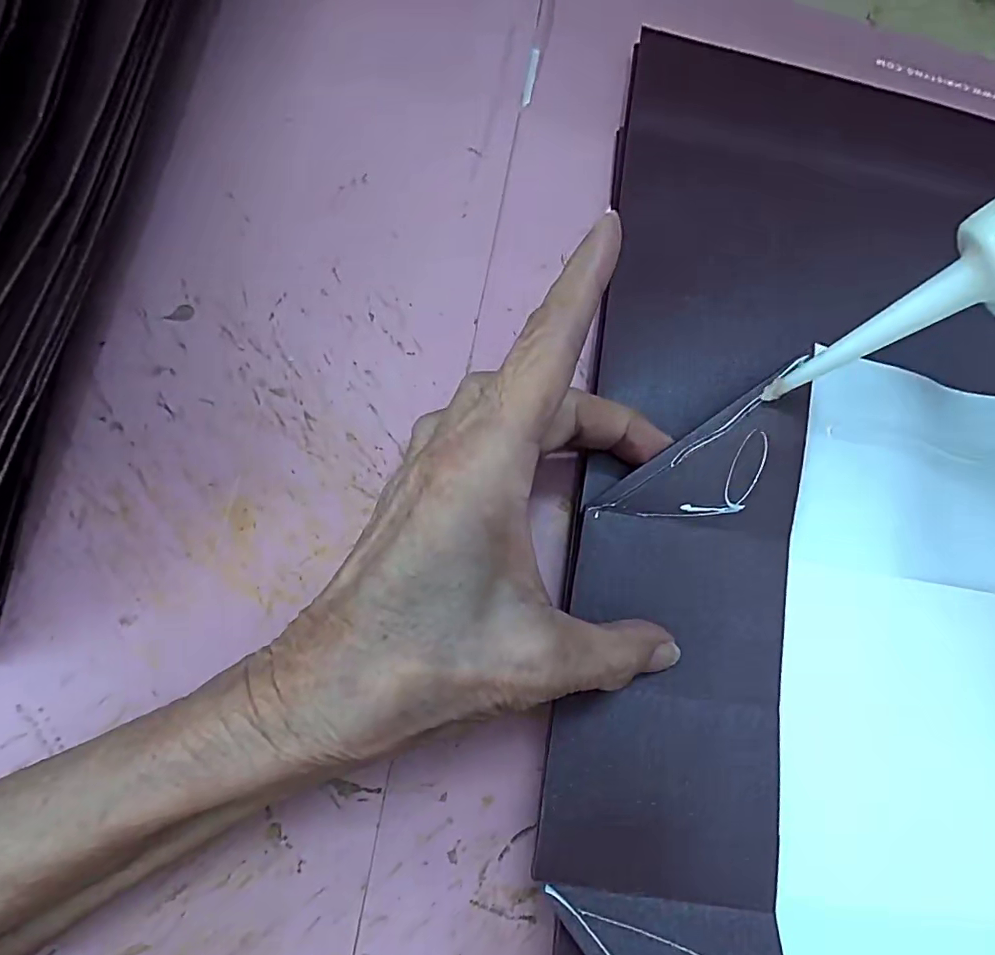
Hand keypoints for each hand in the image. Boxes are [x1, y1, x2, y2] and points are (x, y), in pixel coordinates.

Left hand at [246, 212, 678, 766]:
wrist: (328, 685)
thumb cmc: (427, 661)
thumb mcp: (539, 658)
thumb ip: (615, 650)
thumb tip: (666, 647)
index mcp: (486, 462)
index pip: (546, 350)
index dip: (582, 284)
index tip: (607, 229)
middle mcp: (452, 445)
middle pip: (538, 384)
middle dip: (602, 410)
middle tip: (650, 455)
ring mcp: (425, 463)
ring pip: (502, 400)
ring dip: (556, 412)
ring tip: (598, 454)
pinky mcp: (413, 488)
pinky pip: (475, 427)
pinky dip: (518, 429)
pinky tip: (531, 473)